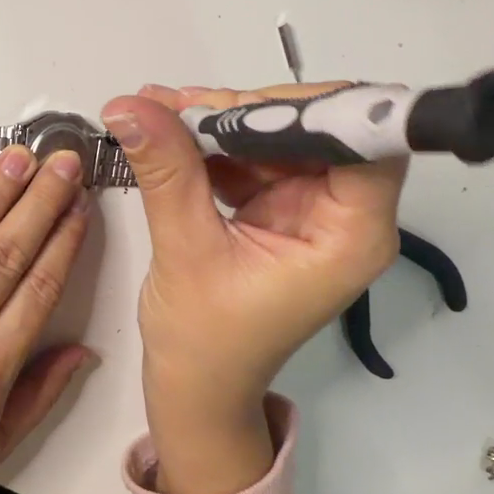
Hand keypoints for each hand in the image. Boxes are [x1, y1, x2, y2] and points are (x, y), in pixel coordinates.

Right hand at [100, 84, 407, 493]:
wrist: (194, 391)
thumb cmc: (202, 343)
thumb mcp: (185, 253)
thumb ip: (168, 173)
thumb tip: (131, 106)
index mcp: (350, 237)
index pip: (362, 142)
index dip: (307, 111)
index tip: (235, 104)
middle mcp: (346, 217)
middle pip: (318, 132)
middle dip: (248, 113)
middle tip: (178, 103)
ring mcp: (314, 213)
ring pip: (281, 140)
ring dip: (222, 124)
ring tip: (159, 109)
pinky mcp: (283, 213)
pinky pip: (256, 162)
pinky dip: (214, 148)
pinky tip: (169, 130)